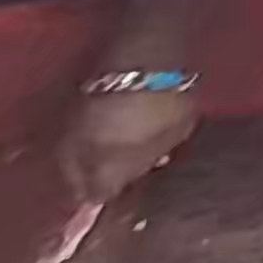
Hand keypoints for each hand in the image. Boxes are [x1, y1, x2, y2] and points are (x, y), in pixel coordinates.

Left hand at [61, 91, 197, 200]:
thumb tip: (82, 193)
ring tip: (132, 132)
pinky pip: (173, 136)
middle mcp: (151, 162)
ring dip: (143, 151)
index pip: (103, 194)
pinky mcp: (193, 120)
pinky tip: (153, 119)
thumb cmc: (97, 104)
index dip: (91, 188)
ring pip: (155, 157)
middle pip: (132, 176)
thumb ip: (74, 170)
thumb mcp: (69, 141)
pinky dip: (162, 134)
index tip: (83, 177)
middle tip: (107, 150)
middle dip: (120, 168)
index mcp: (117, 171)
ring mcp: (176, 141)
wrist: (147, 67)